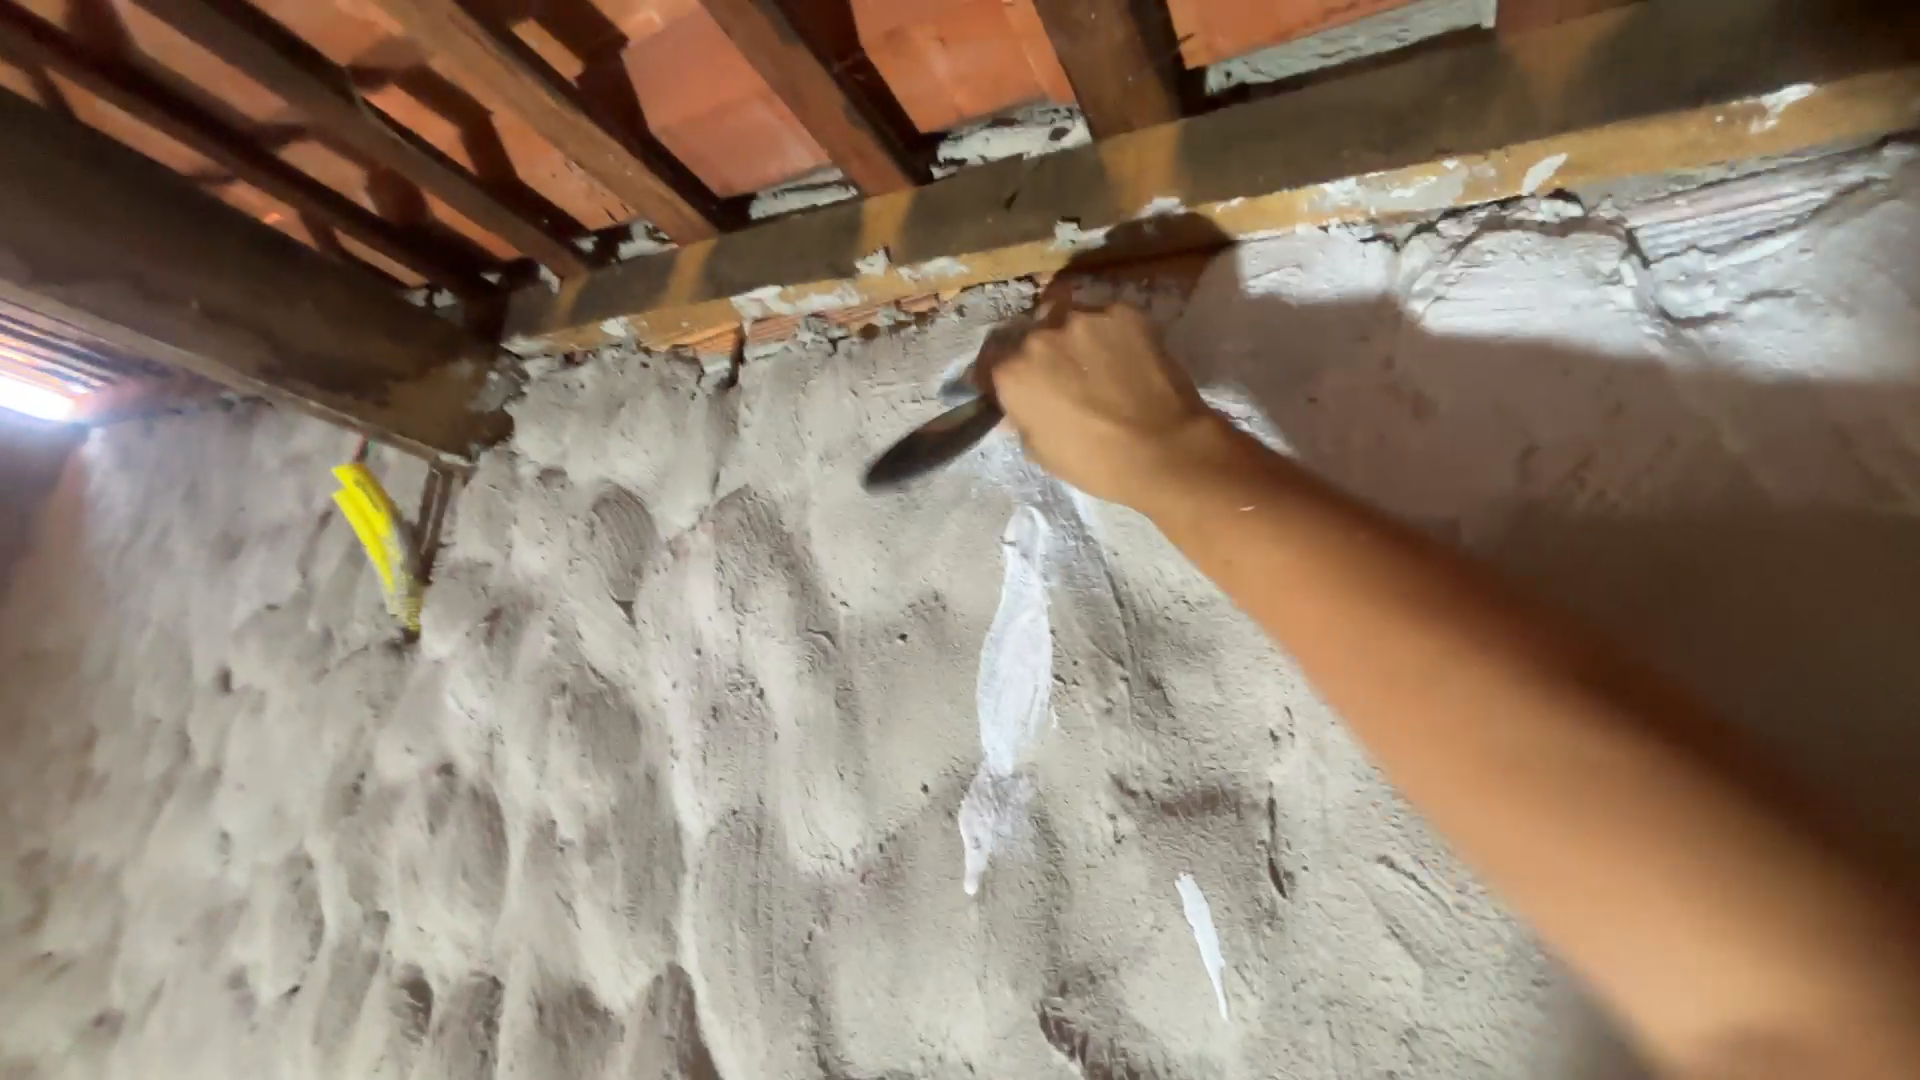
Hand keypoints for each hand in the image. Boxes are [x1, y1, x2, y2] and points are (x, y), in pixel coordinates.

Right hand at [987, 302, 1229, 509]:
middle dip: (1040, 353)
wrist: (1163, 449)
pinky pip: (1106, 318)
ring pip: (1067, 318)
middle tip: (1061, 376)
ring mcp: (1083, 318)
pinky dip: (1109, 334)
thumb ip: (1022, 417)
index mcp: (1012, 372)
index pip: (990, 358)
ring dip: (1073, 337)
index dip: (1001, 373)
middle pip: (1029, 334)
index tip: (1014, 385)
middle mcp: (1040, 336)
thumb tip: (1019, 405)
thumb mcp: (1040, 451)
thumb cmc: (1094, 462)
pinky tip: (1125, 357)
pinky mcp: (1123, 312)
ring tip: (1096, 361)